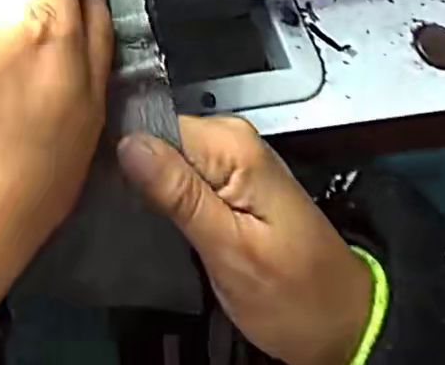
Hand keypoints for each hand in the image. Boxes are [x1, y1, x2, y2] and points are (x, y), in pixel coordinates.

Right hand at [118, 116, 372, 364]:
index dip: (128, 155)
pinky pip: (184, 171)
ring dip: (151, 185)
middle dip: (138, 170)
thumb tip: (130, 144)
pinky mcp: (230, 176)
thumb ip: (179, 194)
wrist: (341, 319)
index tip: (103, 185)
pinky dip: (168, 194)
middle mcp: (232, 138)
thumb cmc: (294, 293)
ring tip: (138, 220)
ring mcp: (233, 156)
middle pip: (162, 137)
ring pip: (169, 155)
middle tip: (122, 214)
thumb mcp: (230, 250)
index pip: (158, 126)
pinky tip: (160, 219)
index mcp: (233, 145)